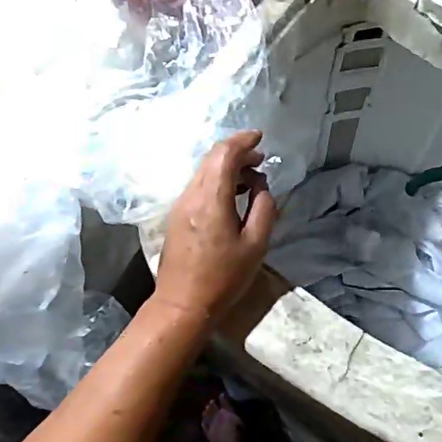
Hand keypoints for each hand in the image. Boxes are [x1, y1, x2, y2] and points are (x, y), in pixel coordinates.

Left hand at [153, 131, 277, 324]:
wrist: (183, 303)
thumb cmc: (223, 278)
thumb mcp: (256, 245)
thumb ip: (264, 209)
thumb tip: (262, 188)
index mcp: (211, 200)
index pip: (224, 155)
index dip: (243, 141)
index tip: (260, 138)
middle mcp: (191, 196)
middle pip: (212, 159)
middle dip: (238, 154)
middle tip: (261, 161)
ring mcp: (180, 206)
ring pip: (204, 172)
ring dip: (228, 169)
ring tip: (252, 181)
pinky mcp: (177, 218)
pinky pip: (198, 187)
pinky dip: (218, 182)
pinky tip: (233, 198)